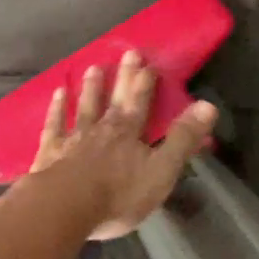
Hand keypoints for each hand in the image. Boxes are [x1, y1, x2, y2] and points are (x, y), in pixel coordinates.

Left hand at [22, 50, 216, 240]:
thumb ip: (182, 139)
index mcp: (129, 133)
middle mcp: (102, 128)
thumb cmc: (118, 194)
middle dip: (123, 76)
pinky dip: (56, 108)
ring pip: (84, 106)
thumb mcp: (160, 171)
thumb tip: (208, 105)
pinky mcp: (50, 151)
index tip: (148, 60)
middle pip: (114, 98)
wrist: (65, 206)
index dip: (145, 81)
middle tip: (128, 52)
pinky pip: (54, 124)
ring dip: (91, 87)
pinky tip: (57, 93)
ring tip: (93, 67)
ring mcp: (74, 137)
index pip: (140, 101)